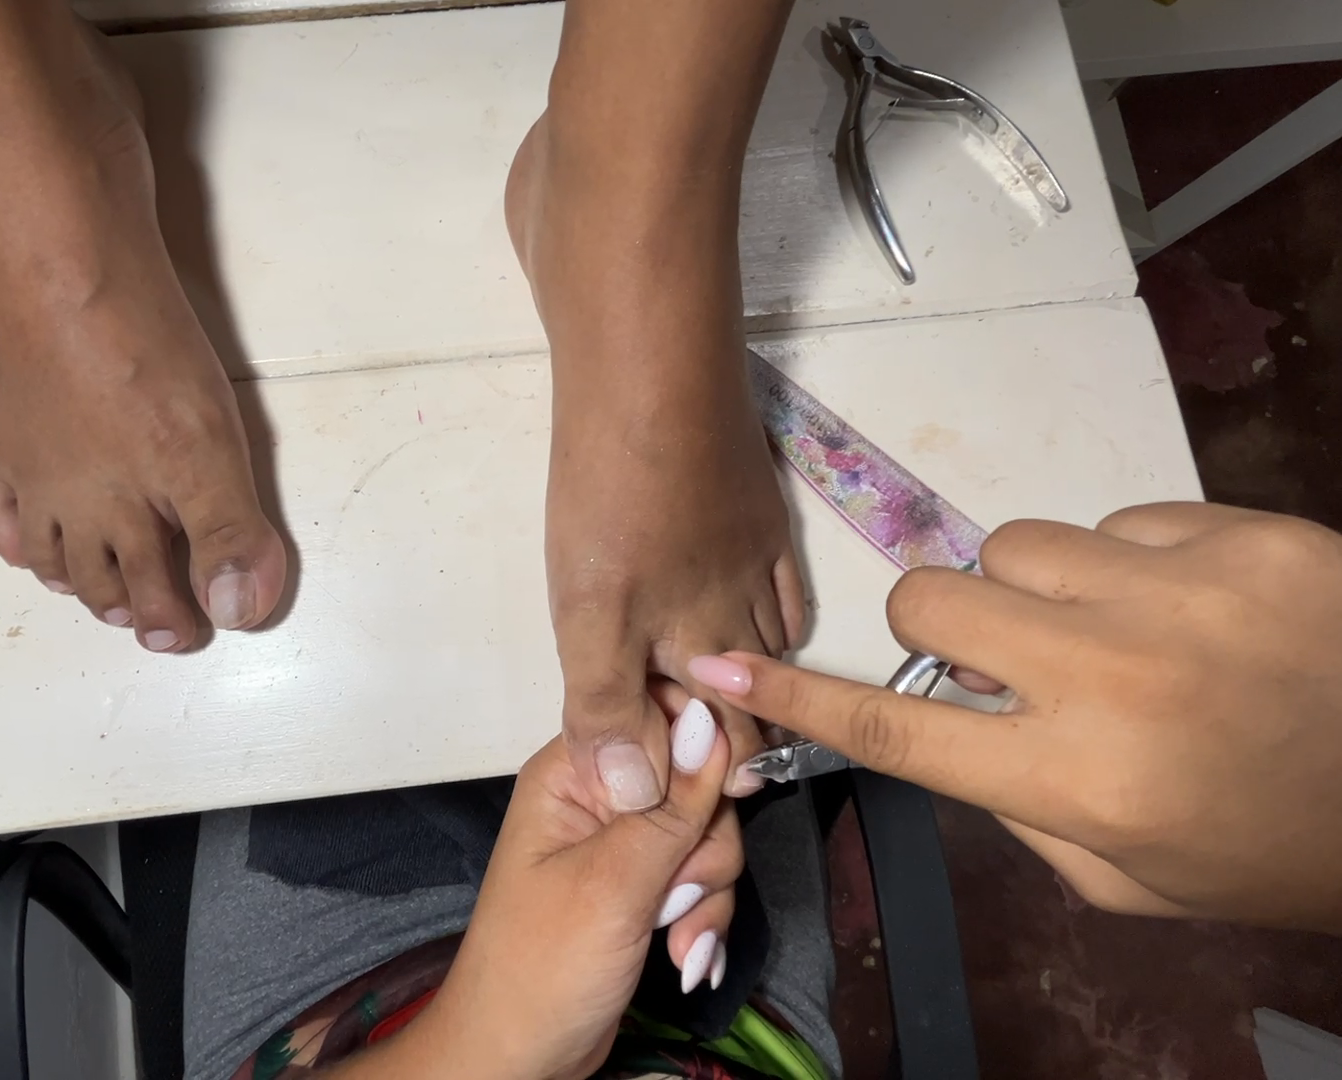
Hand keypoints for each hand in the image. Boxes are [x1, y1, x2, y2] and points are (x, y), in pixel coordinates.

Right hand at [0, 1, 286, 651]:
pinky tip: (28, 547)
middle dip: (133, 608)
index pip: (153, 589)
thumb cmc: (143, 353)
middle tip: (155, 625)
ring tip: (101, 596)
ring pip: (50, 550)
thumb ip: (227, 532)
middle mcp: (69, 500)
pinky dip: (19, 540)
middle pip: (100, 575)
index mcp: (127, 509)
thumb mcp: (211, 448)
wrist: (54, 255)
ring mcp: (26, 464)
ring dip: (78, 582)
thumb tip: (239, 616)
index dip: (175, 619)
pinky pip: (0, 507)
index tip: (192, 637)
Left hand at [384, 699, 738, 1079]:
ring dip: (706, 894)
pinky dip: (703, 916)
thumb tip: (712, 717)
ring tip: (679, 944)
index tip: (731, 797)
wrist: (519, 1055)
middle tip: (678, 899)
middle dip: (704, 848)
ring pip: (705, 833)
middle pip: (694, 782)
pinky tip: (689, 959)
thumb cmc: (545, 962)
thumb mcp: (614, 882)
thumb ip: (671, 806)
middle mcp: (601, 792)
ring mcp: (622, 838)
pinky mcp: (643, 879)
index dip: (705, 749)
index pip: (657, 717)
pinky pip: (698, 874)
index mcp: (576, 769)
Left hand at [503, 0, 800, 808]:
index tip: (685, 816)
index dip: (711, 783)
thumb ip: (611, 700)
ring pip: (747, 615)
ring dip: (728, 662)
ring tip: (708, 706)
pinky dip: (736, 586)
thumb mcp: (593, 604)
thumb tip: (641, 803)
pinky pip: (743, 550)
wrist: (636, 326)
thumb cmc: (611, 477)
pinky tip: (719, 589)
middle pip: (747, 683)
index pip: (734, 735)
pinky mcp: (717, 468)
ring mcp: (736, 520)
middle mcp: (739, 582)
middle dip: (720, 734)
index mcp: (710, 625)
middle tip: (693, 774)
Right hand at [690, 503, 1341, 945]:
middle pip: (929, 595)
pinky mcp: (1246, 533)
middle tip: (1001, 655)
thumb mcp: (1112, 871)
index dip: (793, 695)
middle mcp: (1115, 677)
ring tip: (1111, 628)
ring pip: (1011, 546)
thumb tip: (946, 697)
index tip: (717, 665)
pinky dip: (1124, 564)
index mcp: (1079, 776)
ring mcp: (1185, 591)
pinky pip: (1112, 523)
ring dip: (1033, 591)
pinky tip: (1192, 605)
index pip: (891, 729)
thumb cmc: (1268, 853)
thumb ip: (1003, 789)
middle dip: (941, 622)